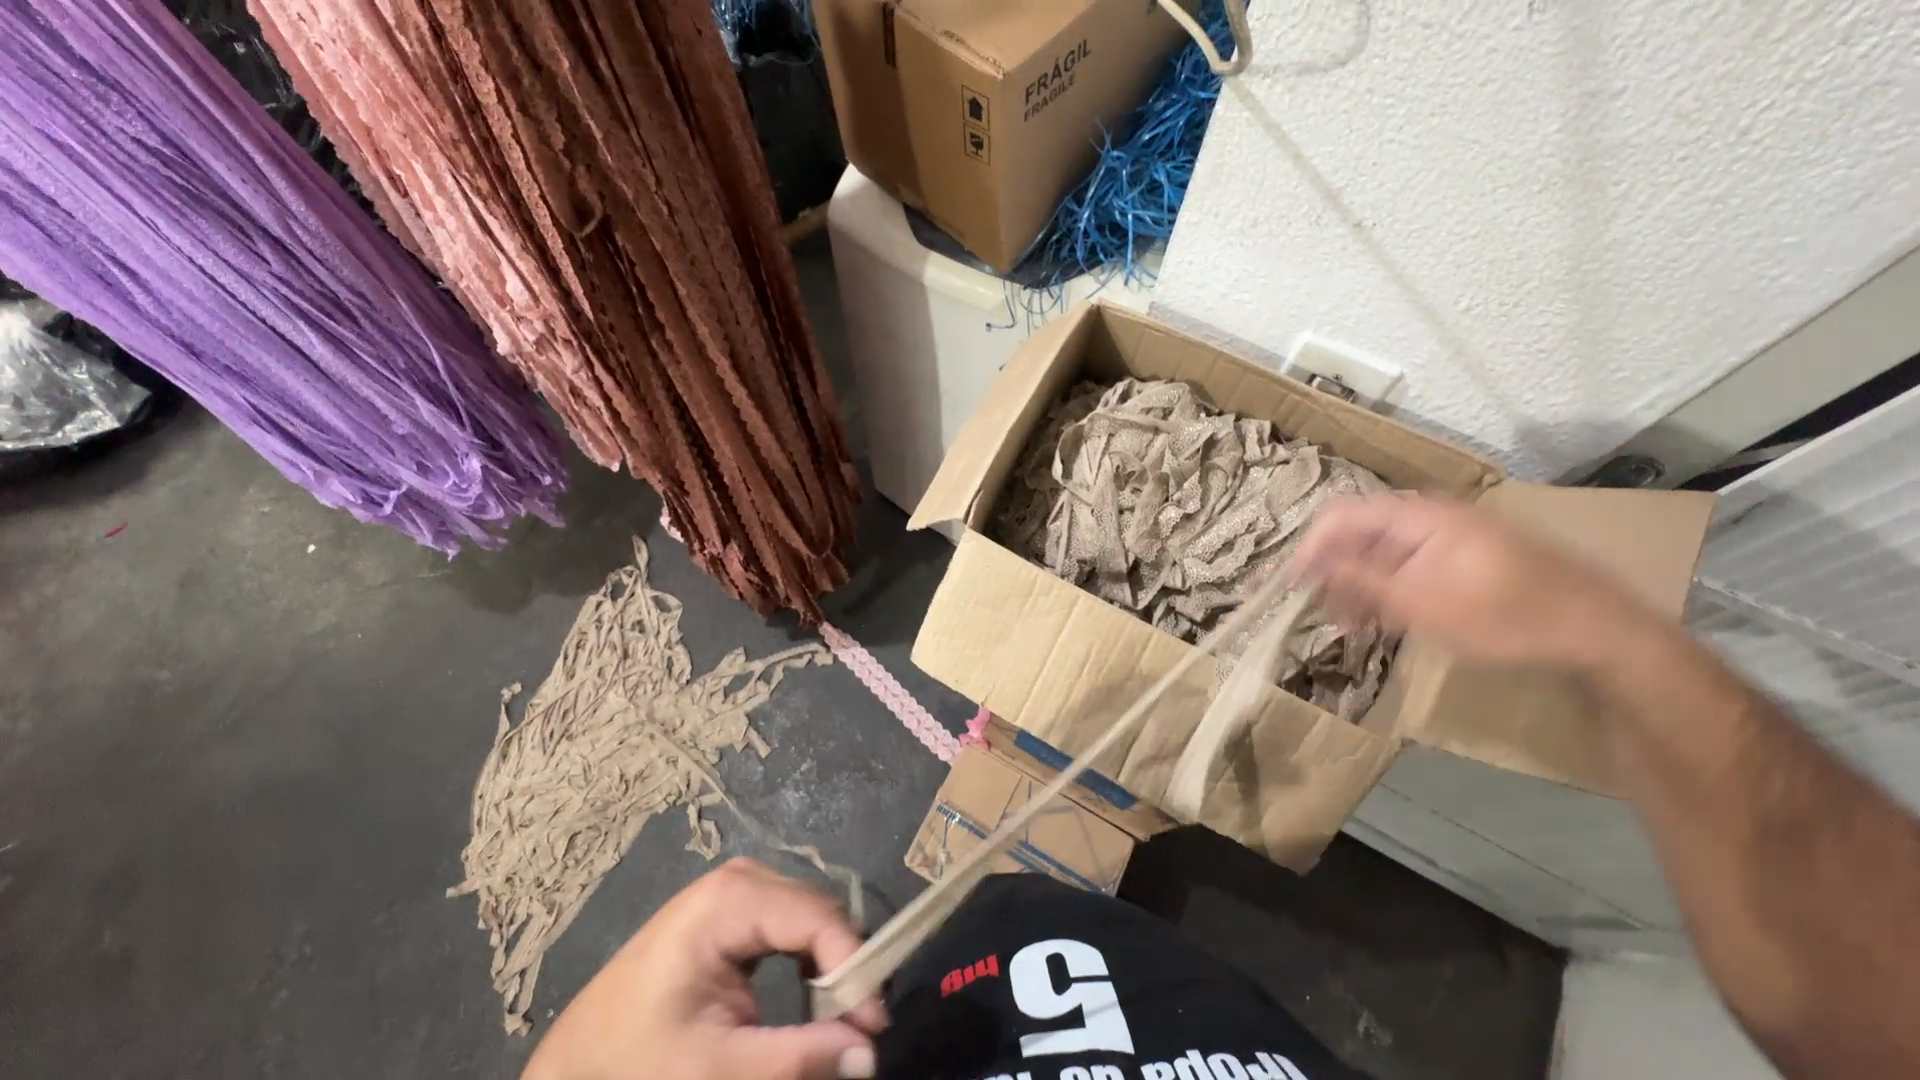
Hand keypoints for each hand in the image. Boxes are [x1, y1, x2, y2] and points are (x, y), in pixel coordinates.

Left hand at [524, 858, 885, 1079]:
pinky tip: (813, 997)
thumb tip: (871, 1052)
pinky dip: (809, 961)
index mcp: (726, 902)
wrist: (573, 1066)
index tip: (874, 1026)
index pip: (816, 917)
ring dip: (830, 965)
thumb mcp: (718, 1068)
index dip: (854, 966)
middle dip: (845, 965)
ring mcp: (732, 891)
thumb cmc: (635, 1062)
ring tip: (840, 1018)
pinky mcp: (730, 912)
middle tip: (862, 1026)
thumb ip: (799, 1056)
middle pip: (817, 910)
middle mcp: (736, 880)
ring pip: (809, 916)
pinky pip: (789, 924)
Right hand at [1289, 494, 1653, 669]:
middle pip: (1360, 534)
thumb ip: (1360, 580)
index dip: (1310, 548)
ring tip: (1353, 626)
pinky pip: (1409, 565)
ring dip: (1360, 586)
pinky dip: (1389, 589)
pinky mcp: (1463, 558)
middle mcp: (1430, 517)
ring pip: (1383, 553)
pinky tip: (1386, 620)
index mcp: (1419, 516)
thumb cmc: (1507, 617)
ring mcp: (1449, 537)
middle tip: (1325, 614)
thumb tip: (1311, 562)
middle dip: (1335, 572)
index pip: (1341, 516)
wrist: (1597, 631)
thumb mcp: (1422, 605)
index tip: (1292, 587)